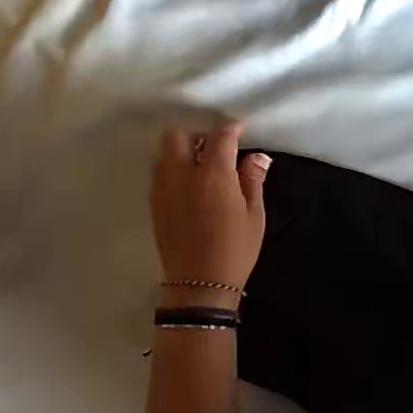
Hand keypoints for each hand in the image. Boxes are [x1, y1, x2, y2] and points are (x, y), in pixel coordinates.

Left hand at [150, 123, 269, 305]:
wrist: (200, 282)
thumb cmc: (236, 249)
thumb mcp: (254, 215)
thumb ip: (253, 180)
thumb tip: (257, 157)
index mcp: (213, 174)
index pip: (220, 137)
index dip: (231, 130)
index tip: (241, 132)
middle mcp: (183, 174)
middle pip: (178, 136)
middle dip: (197, 136)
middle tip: (215, 150)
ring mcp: (164, 188)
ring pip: (164, 154)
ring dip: (182, 152)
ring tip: (200, 168)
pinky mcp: (154, 203)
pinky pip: (159, 174)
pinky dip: (173, 171)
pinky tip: (189, 187)